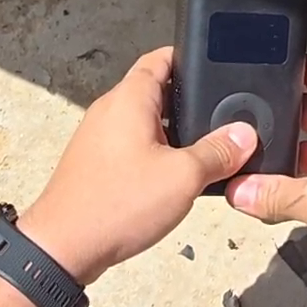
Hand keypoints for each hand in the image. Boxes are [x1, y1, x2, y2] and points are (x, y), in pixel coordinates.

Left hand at [18, 47, 256, 284]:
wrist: (63, 248)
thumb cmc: (115, 204)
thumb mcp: (183, 177)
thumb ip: (218, 152)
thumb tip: (243, 136)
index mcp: (129, 98)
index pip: (161, 58)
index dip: (189, 58)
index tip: (215, 67)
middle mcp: (110, 110)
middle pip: (156, 91)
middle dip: (189, 103)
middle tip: (219, 118)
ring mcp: (99, 137)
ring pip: (145, 121)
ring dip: (173, 133)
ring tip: (202, 153)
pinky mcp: (95, 162)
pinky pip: (132, 145)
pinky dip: (154, 153)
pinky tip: (172, 178)